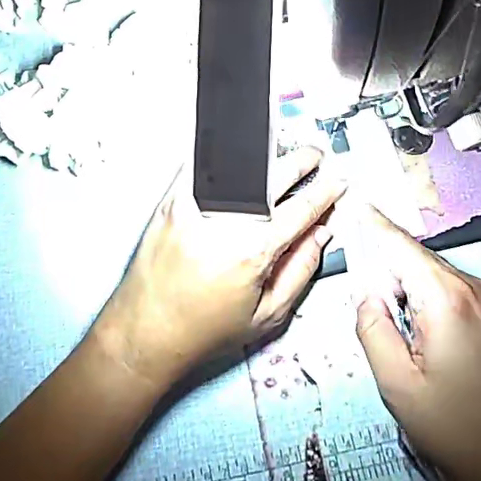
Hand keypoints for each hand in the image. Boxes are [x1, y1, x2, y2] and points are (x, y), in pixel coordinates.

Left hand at [87, 148, 346, 389]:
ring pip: (237, 165)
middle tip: (314, 158)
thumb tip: (320, 234)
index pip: (300, 209)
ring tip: (279, 156)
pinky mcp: (170, 201)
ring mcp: (192, 207)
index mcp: (250, 251)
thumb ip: (300, 270)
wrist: (144, 330)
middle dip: (300, 161)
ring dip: (264, 155)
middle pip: (271, 176)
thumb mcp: (265, 316)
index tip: (337, 182)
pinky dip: (218, 153)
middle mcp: (221, 222)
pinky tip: (233, 150)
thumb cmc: (199, 331)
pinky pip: (198, 164)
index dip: (325, 192)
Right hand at [347, 201, 480, 480]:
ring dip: (415, 291)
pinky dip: (439, 304)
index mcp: (448, 299)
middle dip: (390, 270)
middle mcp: (480, 290)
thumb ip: (372, 328)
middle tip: (368, 299)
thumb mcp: (398, 386)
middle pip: (421, 262)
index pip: (400, 246)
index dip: (373, 225)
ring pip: (442, 280)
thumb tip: (367, 295)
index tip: (354, 203)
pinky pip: (464, 297)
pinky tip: (434, 341)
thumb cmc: (465, 434)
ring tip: (403, 334)